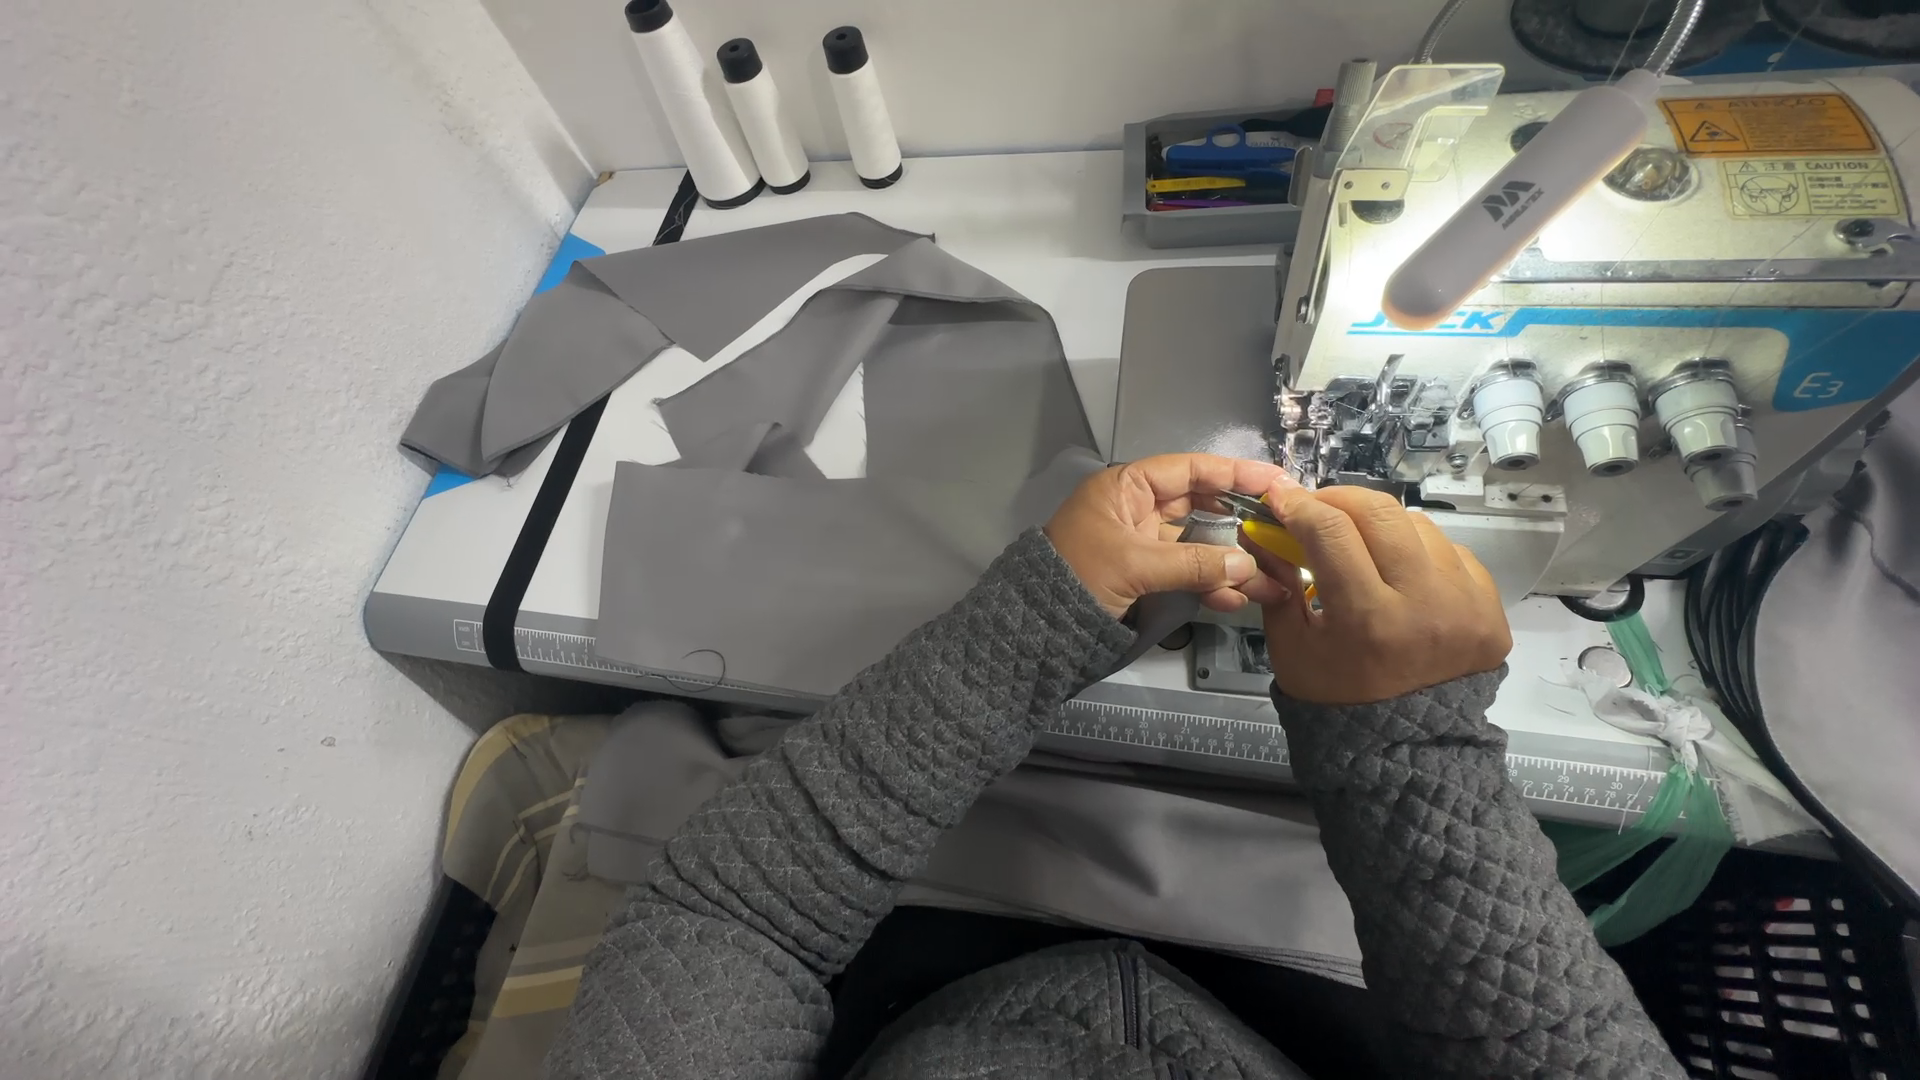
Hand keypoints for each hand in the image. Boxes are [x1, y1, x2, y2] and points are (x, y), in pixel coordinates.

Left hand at [1045, 454, 1296, 618]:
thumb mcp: (1134, 565)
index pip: (1187, 470)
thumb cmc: (1078, 575)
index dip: (1232, 473)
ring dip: (1229, 562)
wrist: (1034, 623)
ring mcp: (1139, 541)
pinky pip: (1182, 571)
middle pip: (1197, 506)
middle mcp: (1135, 508)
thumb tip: (1246, 565)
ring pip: (1194, 543)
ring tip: (1270, 580)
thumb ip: (1193, 563)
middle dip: (1238, 523)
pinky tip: (1236, 599)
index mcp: (1125, 488)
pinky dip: (1207, 584)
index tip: (1273, 480)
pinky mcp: (1141, 572)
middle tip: (1280, 530)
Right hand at [1251, 483, 1510, 704]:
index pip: (1331, 531)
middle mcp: (1426, 604)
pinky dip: (1416, 548)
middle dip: (1338, 498)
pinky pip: (1450, 551)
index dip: (1299, 505)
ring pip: (1417, 525)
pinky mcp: (1490, 608)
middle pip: (1380, 513)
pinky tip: (1396, 565)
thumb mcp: (1288, 642)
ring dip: (1377, 522)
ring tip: (1355, 537)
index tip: (1279, 497)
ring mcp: (1467, 604)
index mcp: (1368, 618)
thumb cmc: (1334, 694)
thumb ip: (1277, 579)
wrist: (1403, 744)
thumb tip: (1261, 528)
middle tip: (1315, 506)